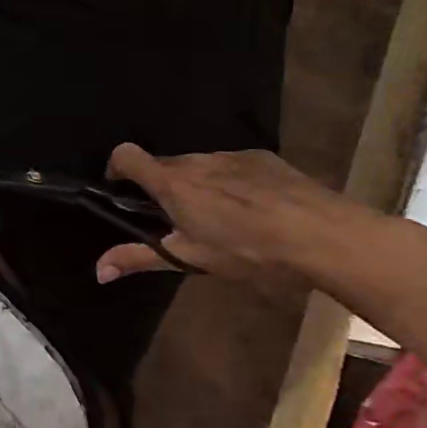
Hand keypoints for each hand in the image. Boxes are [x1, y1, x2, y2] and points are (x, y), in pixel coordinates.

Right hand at [95, 143, 387, 286]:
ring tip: (219, 216)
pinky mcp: (263, 158)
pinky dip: (228, 181)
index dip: (117, 168)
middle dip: (161, 185)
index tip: (122, 190)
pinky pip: (230, 165)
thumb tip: (97, 272)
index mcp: (171, 183)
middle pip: (164, 163)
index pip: (126, 155)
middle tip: (177, 218)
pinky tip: (254, 208)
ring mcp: (231, 156)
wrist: (328, 236)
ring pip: (199, 165)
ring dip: (196, 183)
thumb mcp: (190, 258)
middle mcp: (195, 161)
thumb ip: (139, 258)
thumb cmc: (249, 250)